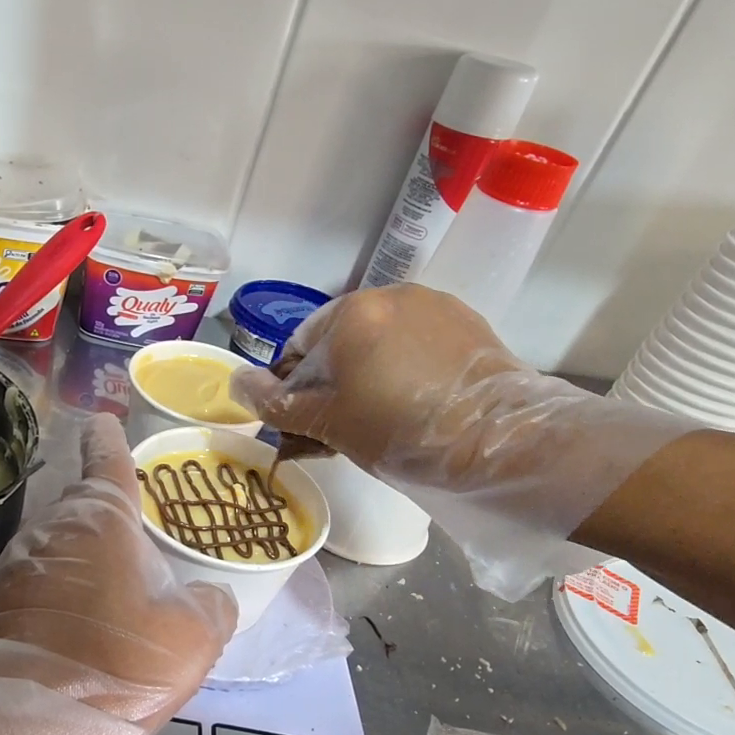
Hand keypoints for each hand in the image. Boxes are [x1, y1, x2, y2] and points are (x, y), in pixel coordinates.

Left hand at [0, 412, 236, 724]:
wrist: (24, 723)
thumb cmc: (117, 663)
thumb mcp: (192, 639)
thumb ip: (211, 605)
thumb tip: (209, 595)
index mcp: (100, 519)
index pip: (107, 460)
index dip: (109, 439)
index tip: (103, 421)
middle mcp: (51, 528)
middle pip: (81, 508)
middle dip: (105, 519)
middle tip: (135, 547)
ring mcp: (15, 566)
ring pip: (57, 548)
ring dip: (81, 563)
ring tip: (109, 603)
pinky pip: (36, 585)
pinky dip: (57, 597)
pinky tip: (75, 635)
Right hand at [232, 284, 526, 469]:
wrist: (498, 441)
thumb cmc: (398, 430)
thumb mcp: (326, 423)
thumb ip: (274, 402)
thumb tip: (235, 382)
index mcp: (350, 312)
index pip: (299, 347)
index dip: (296, 388)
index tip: (310, 422)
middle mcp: (391, 294)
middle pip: (341, 340)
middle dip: (336, 378)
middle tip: (347, 424)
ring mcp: (435, 305)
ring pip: (382, 340)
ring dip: (372, 371)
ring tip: (388, 416)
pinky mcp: (470, 324)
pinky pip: (420, 342)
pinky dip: (410, 366)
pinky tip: (422, 402)